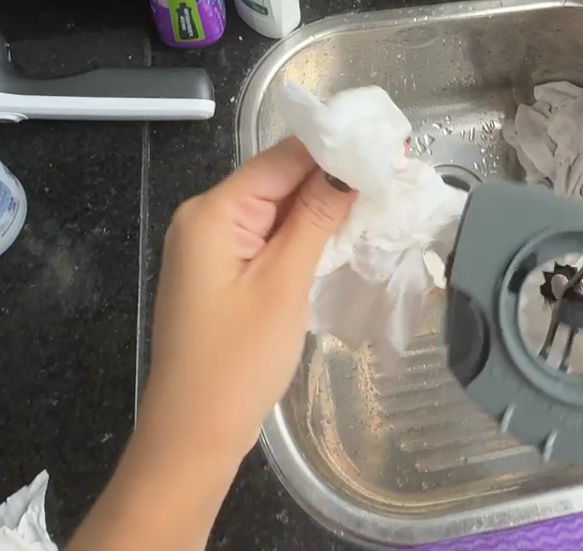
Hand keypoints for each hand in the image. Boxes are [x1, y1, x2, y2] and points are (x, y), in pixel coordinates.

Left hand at [139, 138, 354, 464]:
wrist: (193, 438)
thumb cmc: (237, 361)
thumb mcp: (284, 283)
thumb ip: (317, 217)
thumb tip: (349, 167)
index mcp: (213, 211)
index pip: (281, 158)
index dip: (332, 148)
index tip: (382, 144)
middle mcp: (206, 217)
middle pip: (278, 178)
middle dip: (330, 176)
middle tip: (389, 171)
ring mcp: (213, 245)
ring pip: (277, 207)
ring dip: (321, 204)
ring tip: (376, 196)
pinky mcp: (224, 270)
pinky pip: (269, 234)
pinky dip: (303, 232)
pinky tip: (341, 231)